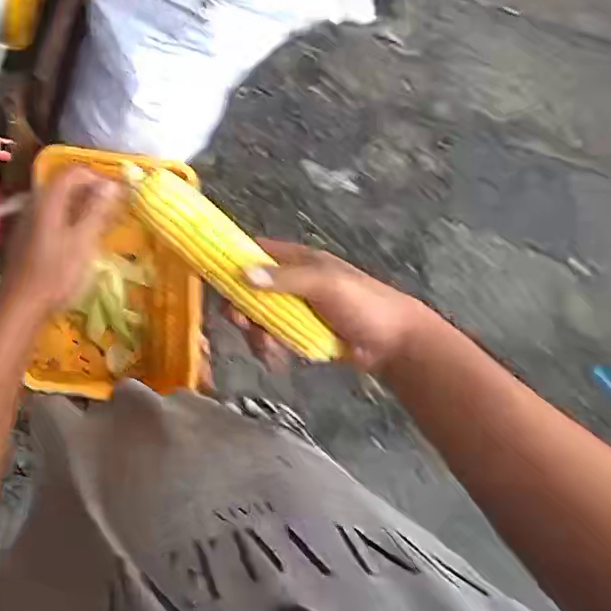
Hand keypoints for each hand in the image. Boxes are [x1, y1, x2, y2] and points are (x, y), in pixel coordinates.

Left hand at [0, 167, 121, 320]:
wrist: (19, 306)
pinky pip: (50, 216)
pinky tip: (80, 238)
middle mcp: (34, 203)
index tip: (117, 193)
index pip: (74, 171)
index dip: (98, 176)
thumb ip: (97, 210)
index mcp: (48, 199)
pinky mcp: (25, 236)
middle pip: (65, 184)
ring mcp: (26, 220)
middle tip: (112, 208)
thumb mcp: (83, 241)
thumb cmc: (55, 274)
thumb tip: (112, 184)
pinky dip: (68, 219)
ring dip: (80, 206)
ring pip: (57, 201)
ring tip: (101, 223)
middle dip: (91, 191)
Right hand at [237, 240, 441, 376]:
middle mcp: (291, 280)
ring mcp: (294, 308)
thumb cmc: (364, 305)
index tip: (213, 279)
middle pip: (248, 288)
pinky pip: (271, 337)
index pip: (254, 251)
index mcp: (297, 259)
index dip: (231, 260)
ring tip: (266, 349)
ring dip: (254, 333)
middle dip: (241, 307)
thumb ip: (285, 279)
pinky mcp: (298, 333)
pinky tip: (276, 359)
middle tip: (241, 324)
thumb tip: (243, 274)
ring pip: (257, 316)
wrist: (398, 345)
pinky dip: (267, 348)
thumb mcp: (325, 285)